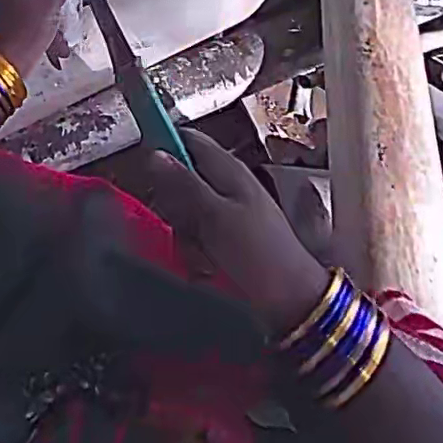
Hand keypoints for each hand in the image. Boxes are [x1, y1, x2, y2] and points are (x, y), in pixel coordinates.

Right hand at [138, 129, 332, 337]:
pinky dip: (194, 247)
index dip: (165, 145)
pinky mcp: (228, 236)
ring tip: (196, 250)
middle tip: (179, 220)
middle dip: (172, 200)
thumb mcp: (214, 216)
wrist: (294, 305)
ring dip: (183, 230)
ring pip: (184, 207)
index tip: (147, 169)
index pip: (188, 138)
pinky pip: (196, 232)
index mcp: (228, 169)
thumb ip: (183, 183)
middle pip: (181, 176)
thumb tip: (154, 153)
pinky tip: (203, 265)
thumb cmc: (257, 254)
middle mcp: (227, 183)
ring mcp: (228, 210)